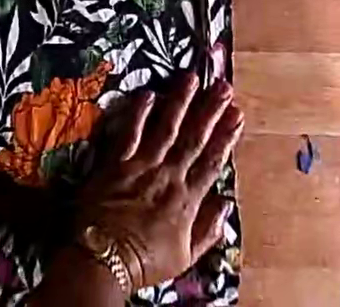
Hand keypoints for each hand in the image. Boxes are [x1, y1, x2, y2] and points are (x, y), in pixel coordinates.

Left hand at [76, 73, 242, 287]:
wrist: (102, 261)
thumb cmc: (143, 261)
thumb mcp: (183, 258)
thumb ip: (207, 230)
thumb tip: (225, 204)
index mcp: (186, 200)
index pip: (211, 162)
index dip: (226, 136)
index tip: (237, 114)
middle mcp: (168, 176)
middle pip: (193, 138)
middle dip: (210, 111)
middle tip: (223, 87)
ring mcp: (142, 166)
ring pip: (166, 128)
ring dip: (180, 101)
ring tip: (191, 77)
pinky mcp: (117, 162)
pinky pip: (130, 132)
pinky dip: (139, 112)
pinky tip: (149, 93)